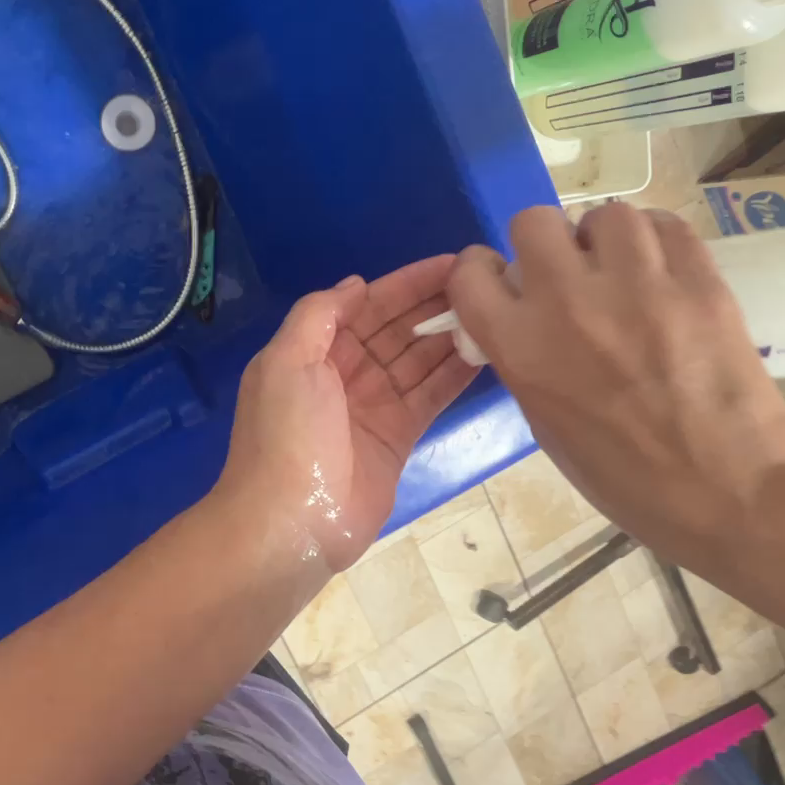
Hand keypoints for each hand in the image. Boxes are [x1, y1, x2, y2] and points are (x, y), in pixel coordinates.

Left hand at [214, 257, 479, 572]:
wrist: (289, 522)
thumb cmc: (285, 434)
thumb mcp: (286, 361)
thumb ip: (318, 315)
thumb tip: (356, 284)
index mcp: (313, 350)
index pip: (367, 305)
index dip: (407, 283)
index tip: (453, 262)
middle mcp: (344, 372)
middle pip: (396, 328)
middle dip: (435, 304)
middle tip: (488, 281)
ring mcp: (372, 405)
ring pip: (418, 359)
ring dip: (451, 334)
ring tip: (498, 308)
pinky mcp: (398, 436)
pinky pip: (430, 395)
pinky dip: (455, 374)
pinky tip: (489, 350)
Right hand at [446, 204, 784, 568]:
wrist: (731, 488)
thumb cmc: (624, 475)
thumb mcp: (543, 423)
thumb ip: (523, 359)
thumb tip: (524, 321)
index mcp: (519, 346)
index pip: (469, 273)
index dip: (480, 271)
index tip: (500, 282)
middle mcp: (566, 301)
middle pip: (533, 222)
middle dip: (542, 243)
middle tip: (565, 273)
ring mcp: (636, 284)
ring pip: (603, 213)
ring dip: (602, 237)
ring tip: (620, 269)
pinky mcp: (697, 278)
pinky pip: (664, 225)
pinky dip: (655, 239)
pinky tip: (661, 270)